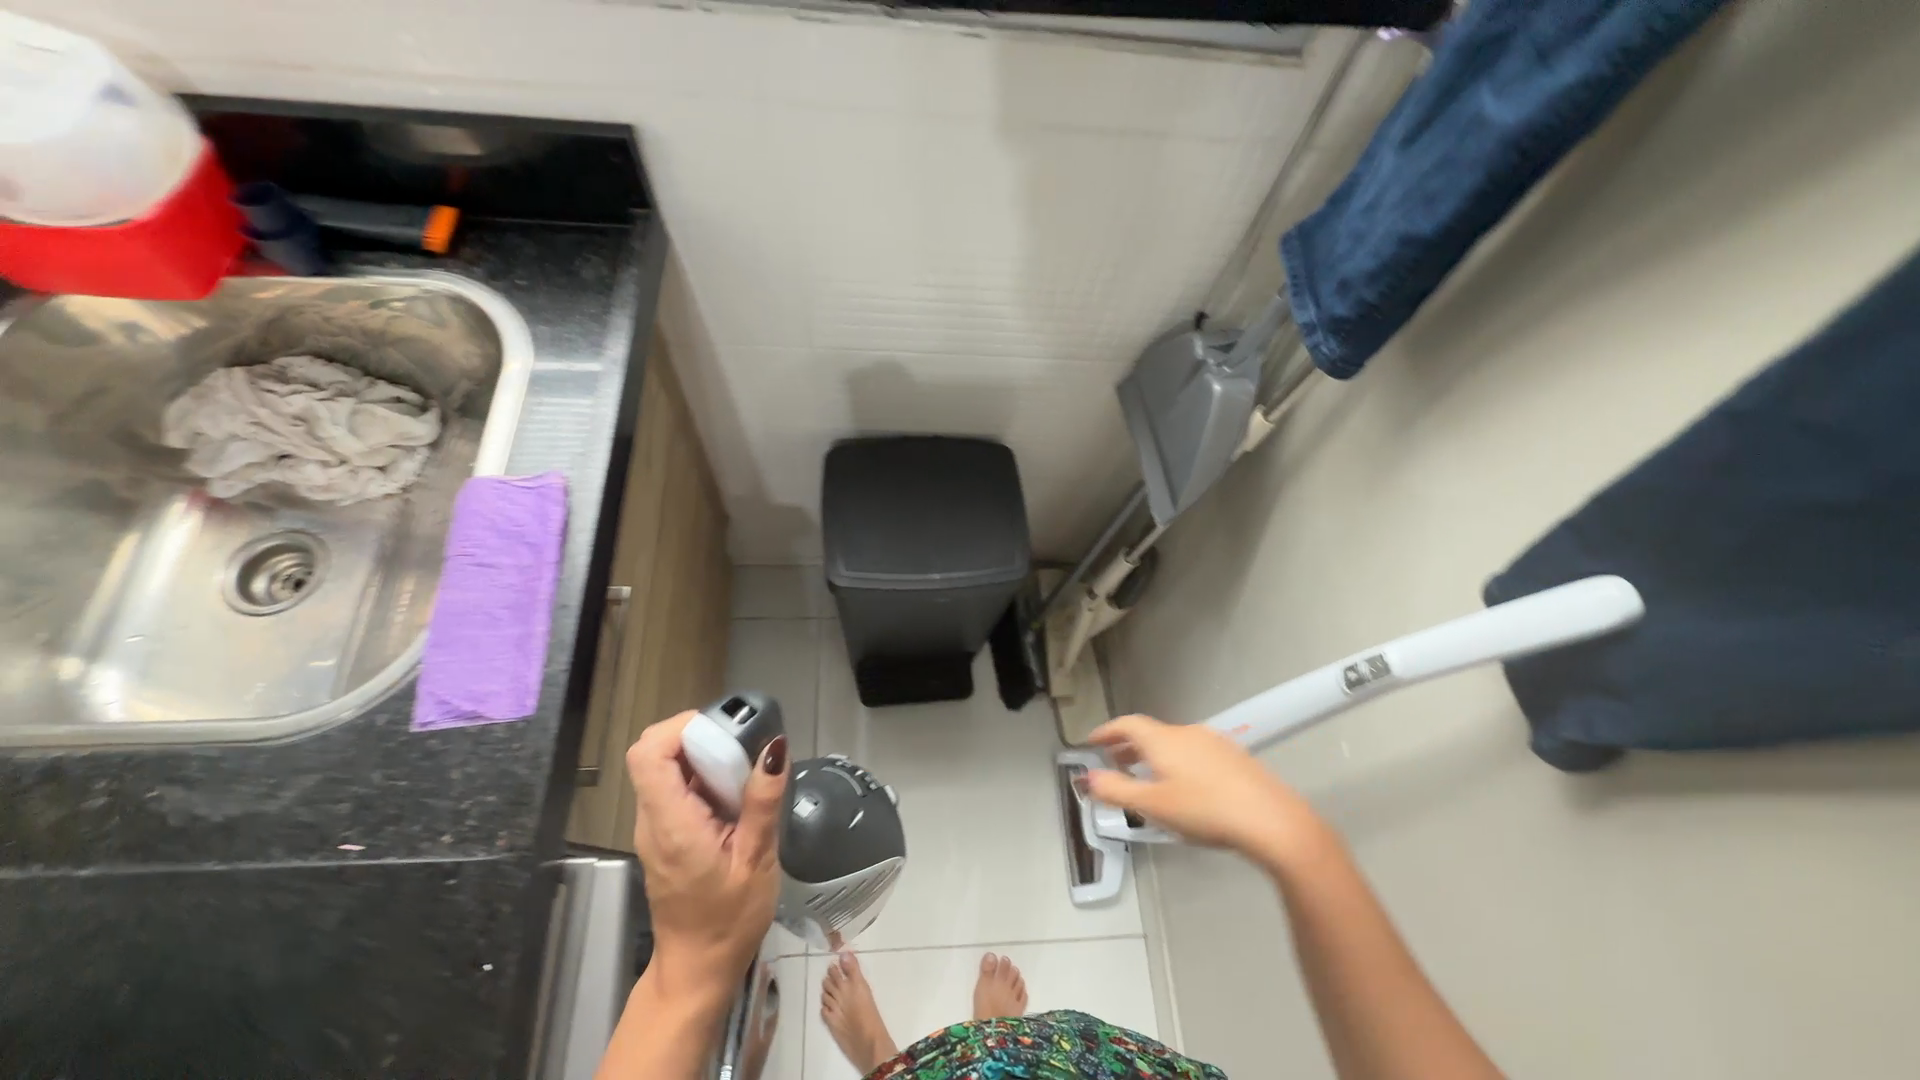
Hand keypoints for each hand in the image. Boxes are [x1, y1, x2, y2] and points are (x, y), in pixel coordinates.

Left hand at [626, 712, 788, 986]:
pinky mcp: (663, 835)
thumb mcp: (757, 860)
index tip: (723, 730)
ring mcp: (653, 828)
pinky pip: (674, 790)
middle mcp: (652, 820)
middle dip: (698, 739)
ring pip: (664, 770)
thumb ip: (762, 802)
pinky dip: (702, 780)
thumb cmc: (729, 919)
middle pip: (654, 755)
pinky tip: (734, 798)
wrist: (698, 967)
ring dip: (702, 759)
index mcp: (671, 823)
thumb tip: (775, 748)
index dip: (680, 728)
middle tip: (742, 749)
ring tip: (744, 772)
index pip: (648, 753)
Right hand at [1085, 714, 1321, 867]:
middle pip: (1150, 732)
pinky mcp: (1234, 758)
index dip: (1107, 731)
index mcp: (1163, 740)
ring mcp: (1214, 743)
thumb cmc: (1204, 810)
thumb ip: (1116, 791)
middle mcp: (1187, 733)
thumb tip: (1087, 778)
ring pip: (1173, 743)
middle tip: (1114, 761)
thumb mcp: (1152, 806)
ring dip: (1153, 755)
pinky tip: (1182, 786)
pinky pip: (1193, 752)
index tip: (1092, 742)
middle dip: (1128, 745)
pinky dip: (1176, 761)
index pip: (1127, 724)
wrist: (1270, 820)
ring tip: (1145, 777)